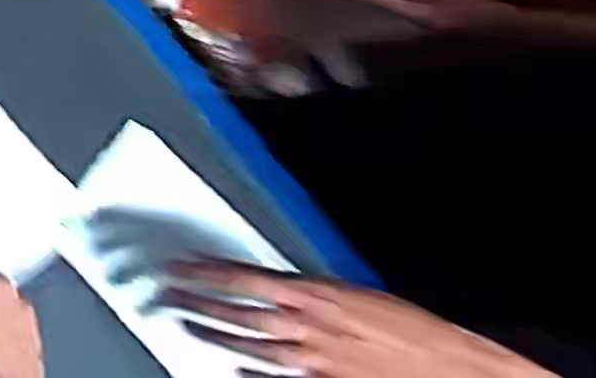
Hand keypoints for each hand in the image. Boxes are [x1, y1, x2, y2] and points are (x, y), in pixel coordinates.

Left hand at [162, 260, 552, 376]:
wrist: (467, 370)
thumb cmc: (408, 326)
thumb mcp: (344, 291)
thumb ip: (296, 285)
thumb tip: (259, 279)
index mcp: (308, 293)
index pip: (235, 275)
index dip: (199, 269)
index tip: (172, 264)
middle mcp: (307, 324)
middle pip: (233, 309)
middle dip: (193, 300)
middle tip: (162, 292)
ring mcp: (319, 360)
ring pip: (249, 344)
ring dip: (213, 334)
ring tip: (183, 325)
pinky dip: (255, 375)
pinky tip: (233, 370)